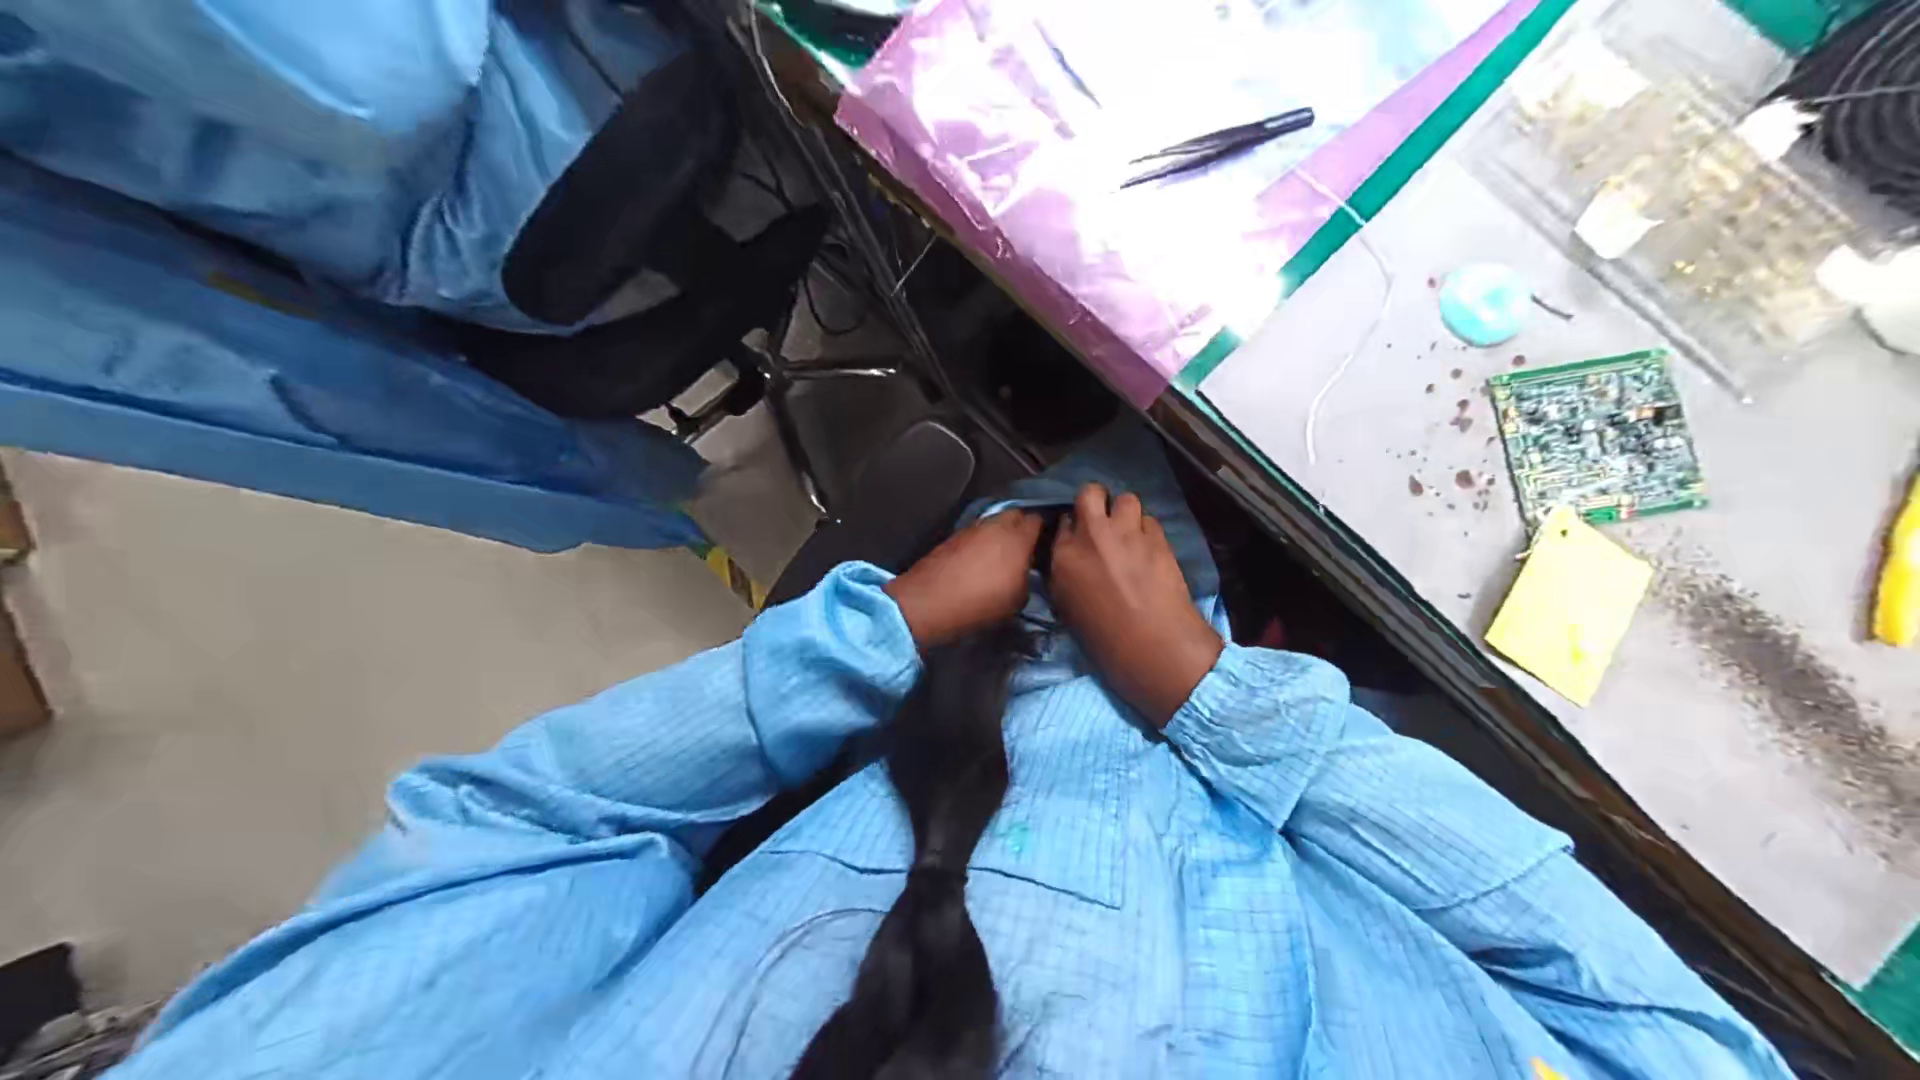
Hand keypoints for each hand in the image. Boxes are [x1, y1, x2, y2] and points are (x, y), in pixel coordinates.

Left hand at [884, 510, 1044, 647]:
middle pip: (1016, 514)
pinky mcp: (954, 536)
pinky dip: (983, 539)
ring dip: (1001, 531)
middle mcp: (996, 526)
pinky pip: (977, 531)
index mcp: (1017, 539)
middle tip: (1026, 543)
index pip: (1038, 520)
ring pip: (994, 521)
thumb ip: (1027, 579)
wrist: (930, 601)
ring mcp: (972, 528)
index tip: (1047, 540)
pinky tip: (981, 556)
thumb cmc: (980, 603)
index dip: (1045, 528)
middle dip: (1023, 524)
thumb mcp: (1017, 600)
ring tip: (1003, 551)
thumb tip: (1025, 571)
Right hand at [1049, 483, 1222, 726]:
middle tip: (1103, 518)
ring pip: (1126, 499)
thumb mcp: (1066, 605)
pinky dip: (1147, 530)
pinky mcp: (1157, 538)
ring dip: (1126, 512)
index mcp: (1063, 555)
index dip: (1074, 525)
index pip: (1064, 521)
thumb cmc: (1102, 636)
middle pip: (1090, 493)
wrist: (1151, 644)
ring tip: (1130, 531)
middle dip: (1096, 500)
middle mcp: (1093, 535)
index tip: (1080, 535)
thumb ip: (1064, 572)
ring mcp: (1127, 533)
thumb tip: (1069, 557)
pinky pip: (1150, 520)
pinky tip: (1149, 548)